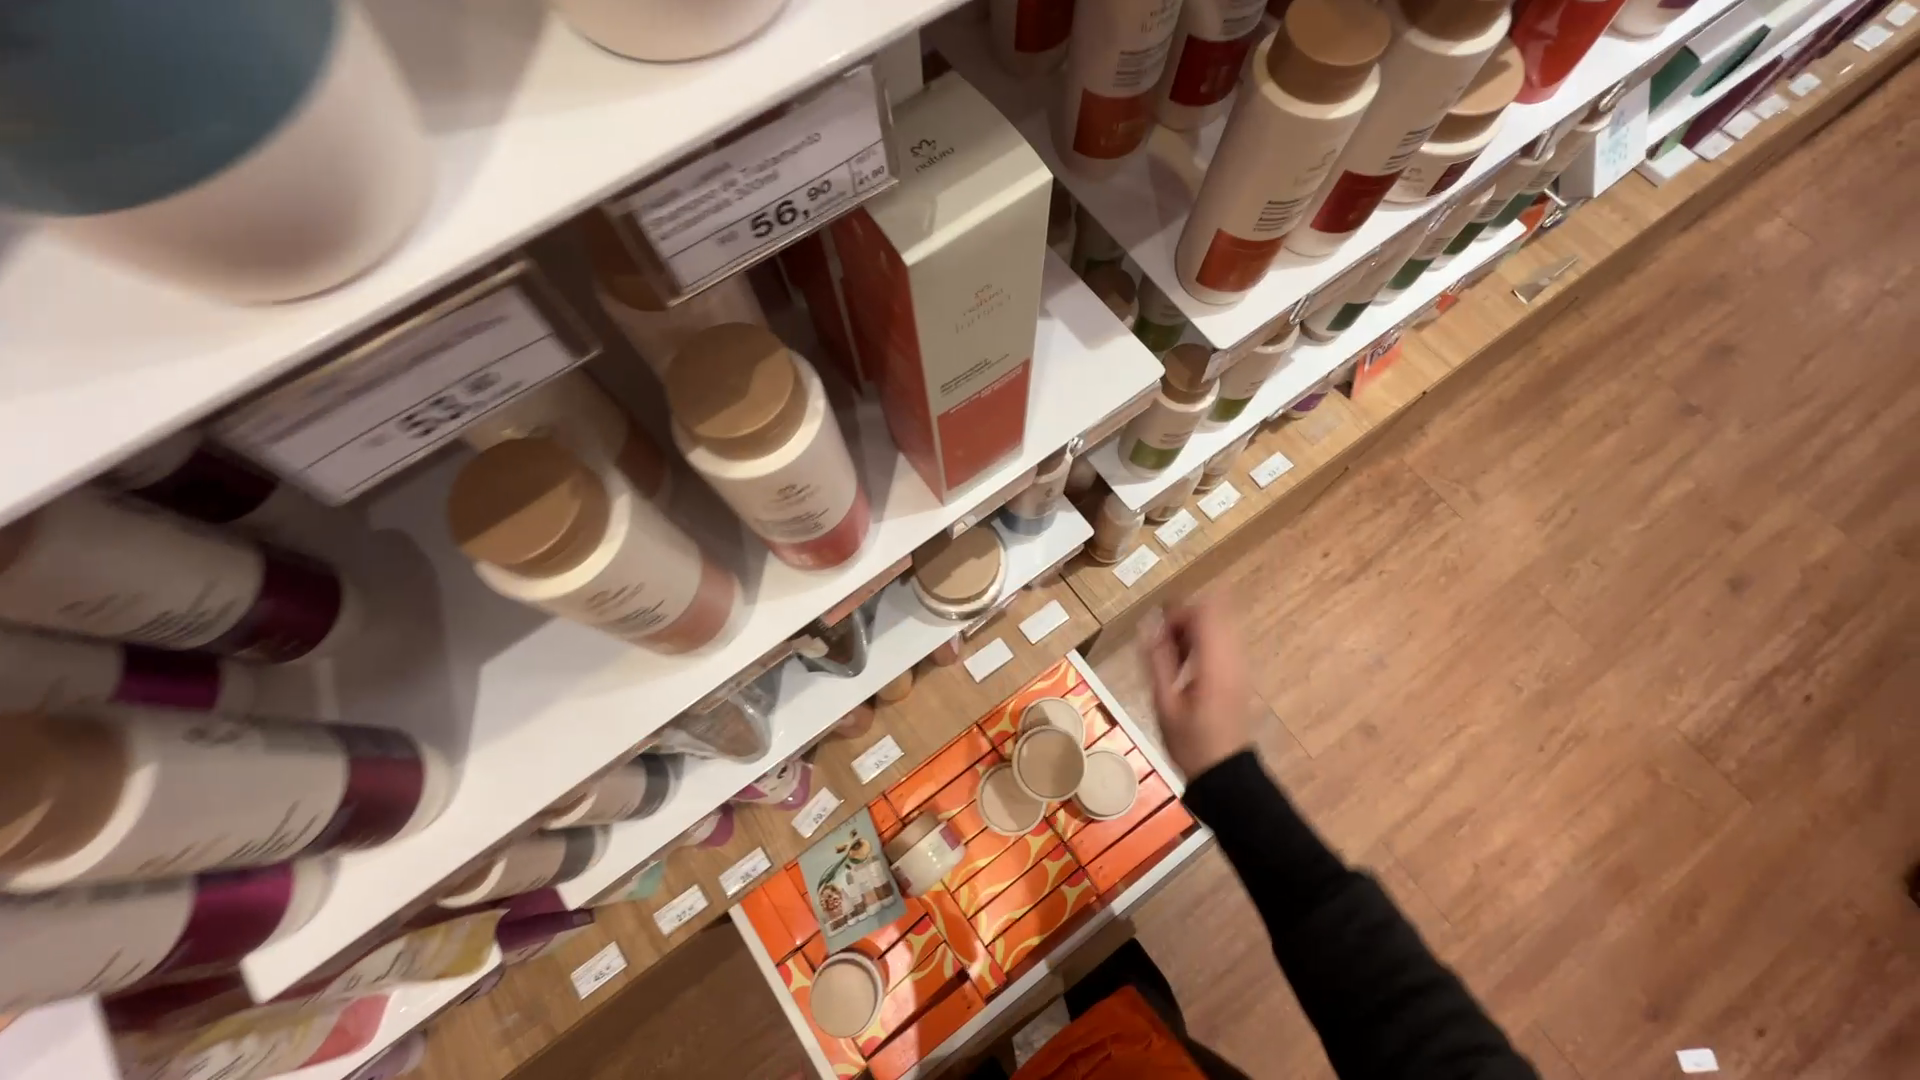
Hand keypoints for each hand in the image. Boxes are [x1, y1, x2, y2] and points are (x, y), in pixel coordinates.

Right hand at [1145, 590, 1252, 778]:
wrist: (1224, 773)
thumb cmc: (1190, 742)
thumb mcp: (1164, 703)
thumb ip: (1156, 660)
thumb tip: (1147, 626)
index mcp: (1215, 663)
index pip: (1203, 612)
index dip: (1177, 613)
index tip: (1157, 633)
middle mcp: (1234, 658)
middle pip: (1214, 612)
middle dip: (1185, 620)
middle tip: (1163, 643)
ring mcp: (1241, 666)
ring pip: (1219, 626)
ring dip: (1194, 632)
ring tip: (1173, 657)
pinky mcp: (1241, 675)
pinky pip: (1223, 643)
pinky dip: (1203, 644)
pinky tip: (1187, 668)